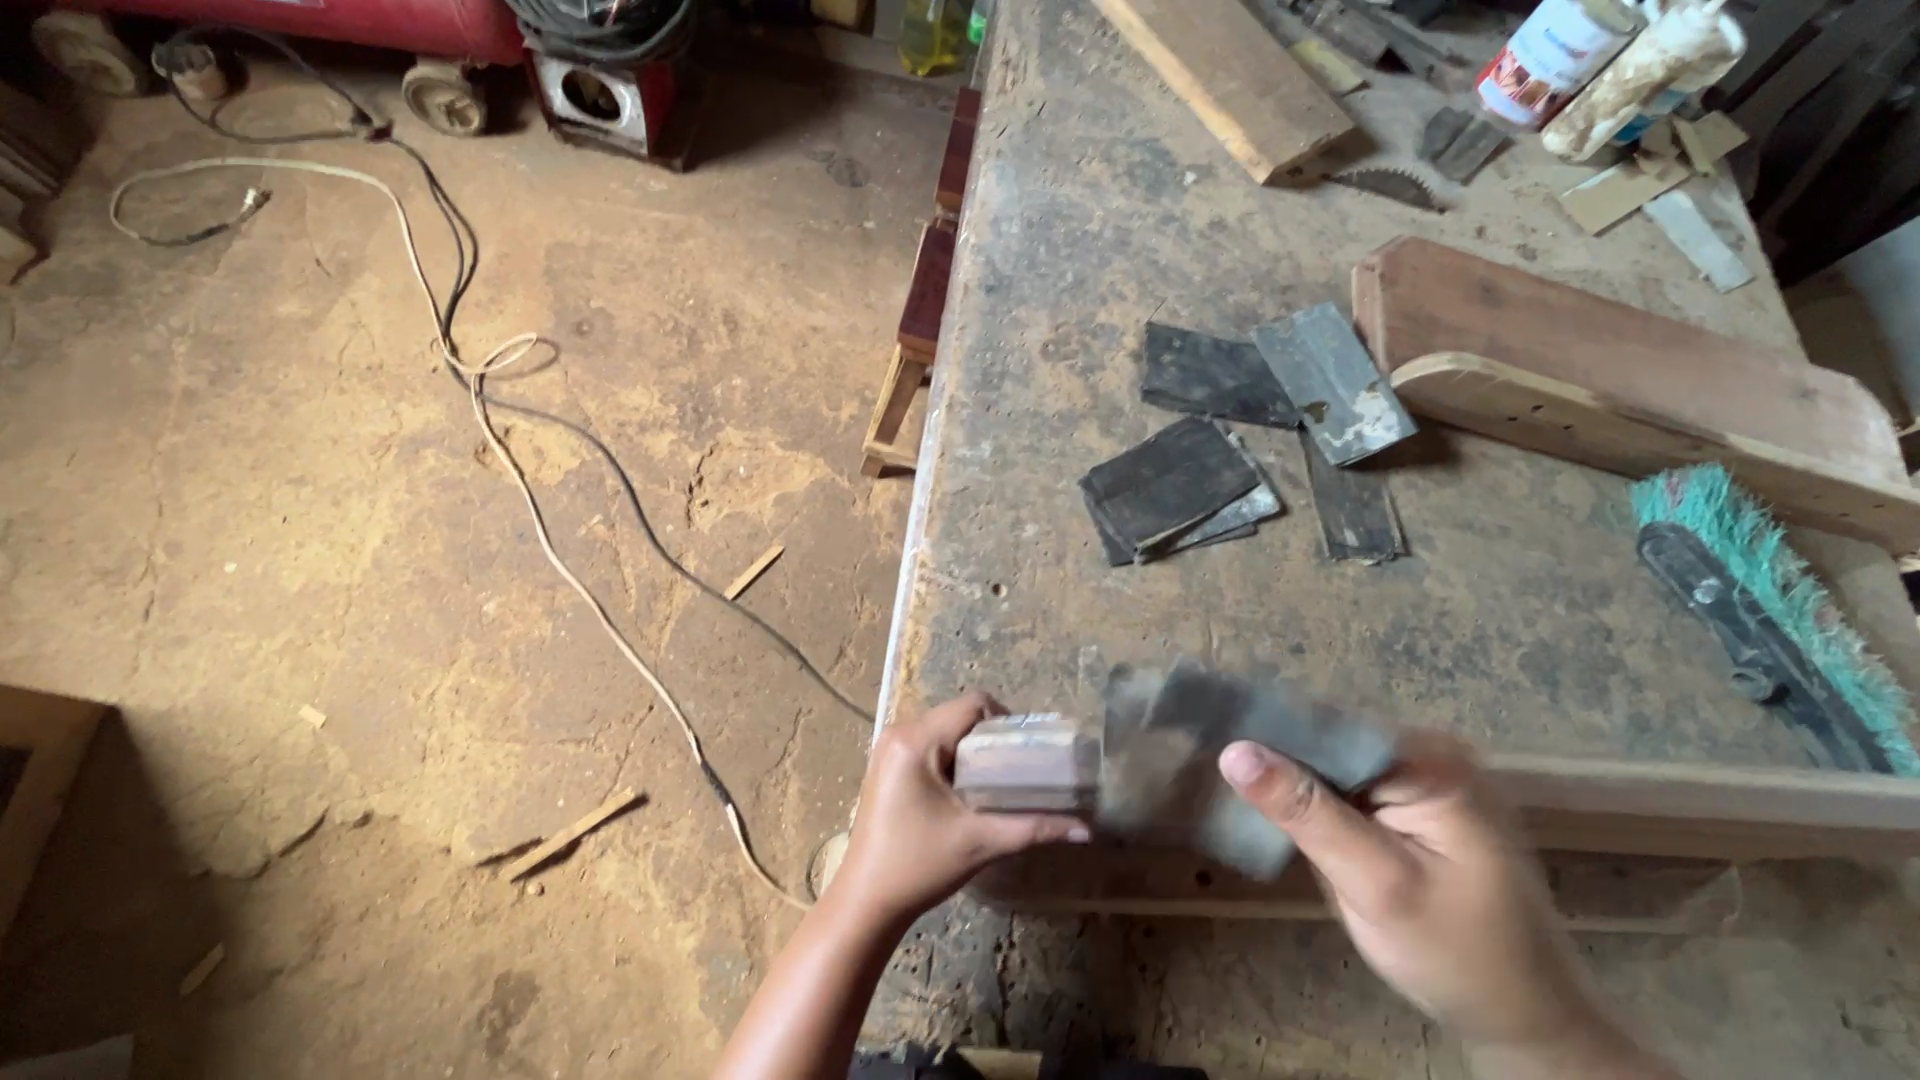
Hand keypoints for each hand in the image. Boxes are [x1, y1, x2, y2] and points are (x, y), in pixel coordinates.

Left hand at [827, 692, 1089, 924]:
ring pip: (945, 728)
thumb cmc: (919, 867)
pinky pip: (930, 744)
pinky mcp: (887, 766)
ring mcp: (889, 749)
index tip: (1028, 752)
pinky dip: (954, 757)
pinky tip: (970, 789)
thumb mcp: (981, 842)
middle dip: (993, 737)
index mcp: (916, 741)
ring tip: (999, 781)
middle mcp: (899, 733)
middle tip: (1019, 769)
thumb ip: (1035, 828)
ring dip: (973, 748)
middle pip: (959, 714)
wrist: (866, 902)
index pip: (972, 704)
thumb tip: (1086, 829)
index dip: (1007, 721)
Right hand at [1216, 734, 1610, 1054]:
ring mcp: (1423, 776)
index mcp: (1432, 760)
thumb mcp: (1375, 884)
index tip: (1199, 732)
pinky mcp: (1412, 802)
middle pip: (1327, 737)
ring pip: (1330, 760)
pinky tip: (1271, 807)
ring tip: (1222, 780)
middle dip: (1271, 754)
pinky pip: (1346, 783)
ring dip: (1285, 777)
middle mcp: (1430, 752)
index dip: (1263, 729)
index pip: (1326, 724)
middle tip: (1206, 767)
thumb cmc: (1456, 955)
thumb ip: (1307, 813)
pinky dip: (1309, 797)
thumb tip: (1234, 750)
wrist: (1524, 1018)